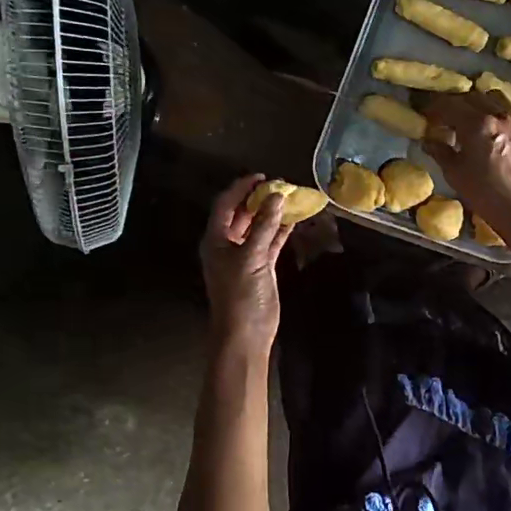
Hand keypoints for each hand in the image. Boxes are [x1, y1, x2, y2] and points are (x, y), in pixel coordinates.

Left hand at [199, 174, 291, 352]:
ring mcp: (245, 255)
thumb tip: (277, 197)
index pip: (226, 204)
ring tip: (290, 197)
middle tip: (281, 185)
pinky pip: (270, 241)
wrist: (245, 334)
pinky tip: (294, 220)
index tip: (262, 176)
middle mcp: (227, 244)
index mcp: (216, 239)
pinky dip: (280, 231)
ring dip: (271, 213)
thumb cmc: (241, 294)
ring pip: (258, 226)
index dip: (241, 188)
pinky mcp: (261, 266)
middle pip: (242, 213)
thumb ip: (264, 226)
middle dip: (259, 198)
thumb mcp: (251, 257)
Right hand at [421, 91, 510, 242]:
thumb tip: (428, 140)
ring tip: (465, 119)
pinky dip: (490, 113)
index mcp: (476, 124)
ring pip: (490, 98)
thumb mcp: (454, 172)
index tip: (425, 114)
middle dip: (453, 104)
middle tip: (442, 118)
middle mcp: (497, 115)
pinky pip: (504, 111)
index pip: (449, 105)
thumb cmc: (483, 191)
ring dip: (474, 104)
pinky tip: (485, 130)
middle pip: (470, 97)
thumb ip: (440, 150)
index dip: (433, 108)